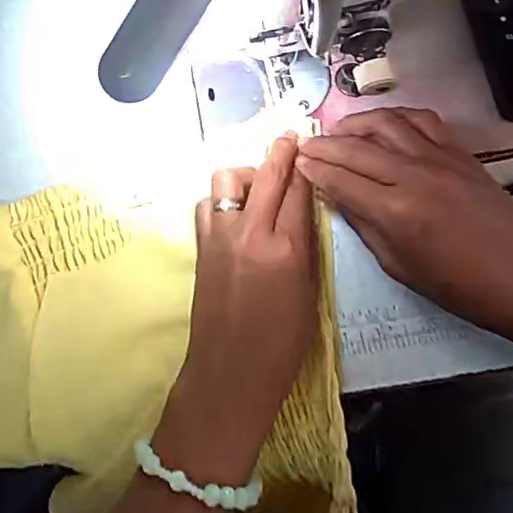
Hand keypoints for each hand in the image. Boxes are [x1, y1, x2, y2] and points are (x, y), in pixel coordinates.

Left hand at [158, 135, 319, 485]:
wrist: (229, 374)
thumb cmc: (281, 344)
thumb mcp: (309, 293)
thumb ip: (306, 246)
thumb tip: (304, 212)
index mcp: (284, 249)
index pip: (298, 191)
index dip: (306, 166)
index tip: (311, 148)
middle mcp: (248, 234)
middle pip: (265, 175)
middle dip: (280, 152)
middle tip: (290, 139)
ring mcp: (218, 238)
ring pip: (226, 181)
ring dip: (246, 175)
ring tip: (259, 189)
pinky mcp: (200, 247)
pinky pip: (209, 205)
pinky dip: (223, 200)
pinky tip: (236, 215)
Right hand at [296, 108, 512, 341]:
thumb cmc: (456, 284)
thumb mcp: (398, 265)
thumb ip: (364, 225)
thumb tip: (335, 196)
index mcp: (396, 212)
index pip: (341, 180)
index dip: (315, 170)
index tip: (297, 162)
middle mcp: (413, 176)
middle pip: (356, 149)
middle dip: (325, 145)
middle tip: (306, 145)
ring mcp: (439, 158)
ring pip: (387, 123)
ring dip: (356, 122)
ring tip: (339, 130)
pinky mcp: (459, 152)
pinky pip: (423, 120)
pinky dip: (397, 116)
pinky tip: (384, 123)